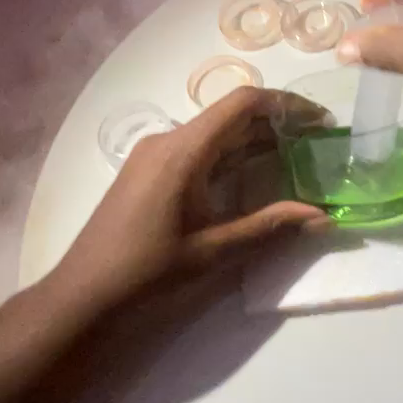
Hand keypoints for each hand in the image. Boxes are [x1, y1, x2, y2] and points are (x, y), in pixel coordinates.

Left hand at [46, 87, 329, 311]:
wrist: (80, 298)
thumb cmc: (145, 272)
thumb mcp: (213, 250)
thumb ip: (269, 227)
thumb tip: (322, 217)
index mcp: (183, 150)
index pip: (243, 104)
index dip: (287, 105)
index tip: (320, 121)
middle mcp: (169, 140)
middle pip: (232, 114)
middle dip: (278, 122)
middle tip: (318, 139)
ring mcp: (156, 153)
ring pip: (217, 131)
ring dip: (257, 138)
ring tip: (298, 153)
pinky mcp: (151, 169)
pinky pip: (201, 147)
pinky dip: (234, 152)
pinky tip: (257, 172)